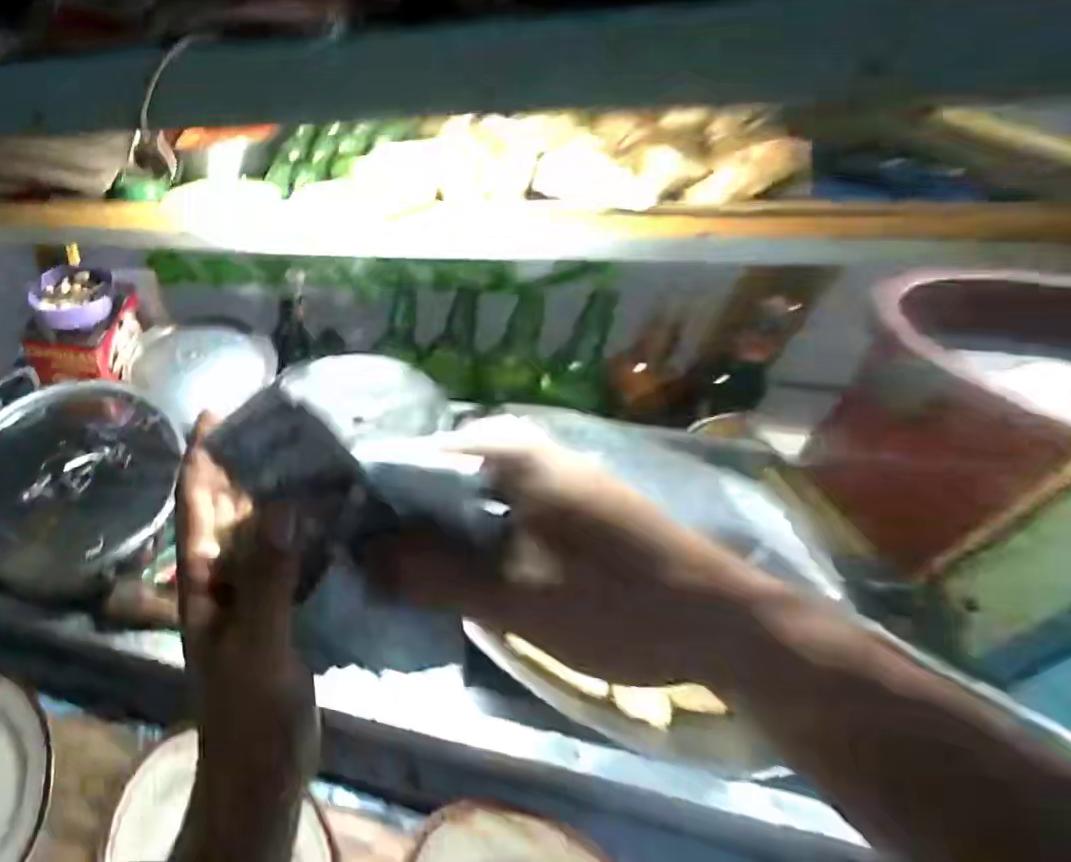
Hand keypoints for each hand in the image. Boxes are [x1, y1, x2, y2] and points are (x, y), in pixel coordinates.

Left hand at [172, 414, 317, 861]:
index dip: (201, 454)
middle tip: (277, 422)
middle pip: (228, 505)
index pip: (195, 499)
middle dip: (244, 462)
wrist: (261, 775)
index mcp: (201, 574)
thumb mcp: (257, 644)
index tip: (214, 410)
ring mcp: (249, 593)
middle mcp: (221, 574)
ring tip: (307, 454)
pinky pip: (286, 559)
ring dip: (275, 492)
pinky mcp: (277, 612)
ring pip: (258, 528)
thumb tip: (277, 504)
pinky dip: (302, 533)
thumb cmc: (248, 713)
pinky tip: (331, 513)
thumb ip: (265, 577)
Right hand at [358, 416, 791, 685]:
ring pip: (454, 497)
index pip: (402, 458)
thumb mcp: (513, 599)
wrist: (740, 633)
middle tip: (363, 559)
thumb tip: (355, 558)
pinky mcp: (554, 500)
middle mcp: (514, 446)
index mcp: (500, 449)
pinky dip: (460, 538)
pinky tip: (450, 571)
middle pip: (426, 477)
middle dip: (393, 519)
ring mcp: (537, 471)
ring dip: (427, 533)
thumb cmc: (621, 604)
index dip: (365, 497)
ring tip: (395, 569)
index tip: (339, 533)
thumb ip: (427, 575)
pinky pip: (484, 511)